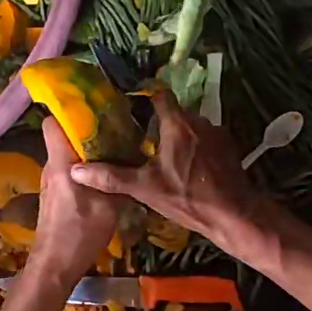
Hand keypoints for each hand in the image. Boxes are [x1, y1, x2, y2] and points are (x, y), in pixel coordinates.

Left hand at [28, 119, 124, 285]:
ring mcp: (51, 179)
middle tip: (113, 125)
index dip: (69, 110)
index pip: (52, 122)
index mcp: (62, 162)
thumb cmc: (79, 233)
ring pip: (67, 151)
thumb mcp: (109, 206)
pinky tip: (105, 172)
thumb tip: (133, 158)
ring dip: (86, 147)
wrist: (54, 265)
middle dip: (85, 127)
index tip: (94, 107)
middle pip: (63, 134)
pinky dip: (84, 165)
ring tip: (114, 146)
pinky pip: (69, 167)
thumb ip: (117, 180)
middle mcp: (52, 165)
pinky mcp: (55, 192)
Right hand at [69, 91, 272, 248]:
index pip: (160, 95)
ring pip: (190, 127)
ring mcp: (217, 134)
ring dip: (177, 136)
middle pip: (174, 112)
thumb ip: (112, 177)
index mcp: (177, 125)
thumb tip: (77, 170)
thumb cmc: (188, 198)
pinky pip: (205, 139)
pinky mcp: (228, 148)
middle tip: (139, 136)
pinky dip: (194, 147)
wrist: (235, 215)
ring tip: (160, 153)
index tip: (129, 102)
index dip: (145, 95)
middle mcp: (199, 121)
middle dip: (158, 122)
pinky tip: (185, 166)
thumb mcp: (146, 189)